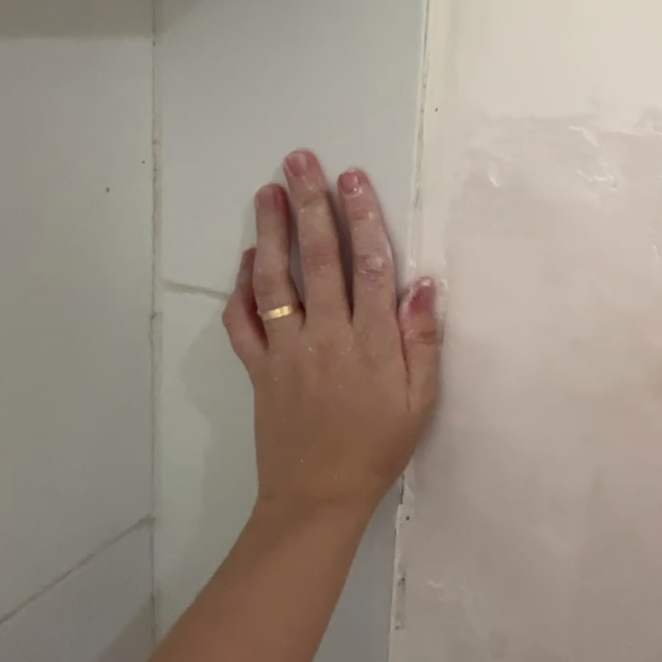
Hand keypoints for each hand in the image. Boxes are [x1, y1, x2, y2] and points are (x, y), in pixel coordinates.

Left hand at [223, 150, 440, 524]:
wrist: (317, 498)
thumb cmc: (380, 444)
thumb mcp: (421, 398)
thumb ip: (421, 339)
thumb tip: (422, 283)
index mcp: (371, 341)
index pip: (369, 266)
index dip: (363, 218)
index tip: (353, 179)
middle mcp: (325, 336)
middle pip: (318, 260)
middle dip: (311, 206)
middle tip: (300, 162)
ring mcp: (286, 351)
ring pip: (274, 282)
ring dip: (271, 233)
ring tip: (267, 192)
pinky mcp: (259, 370)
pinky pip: (242, 324)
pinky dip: (240, 288)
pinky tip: (245, 258)